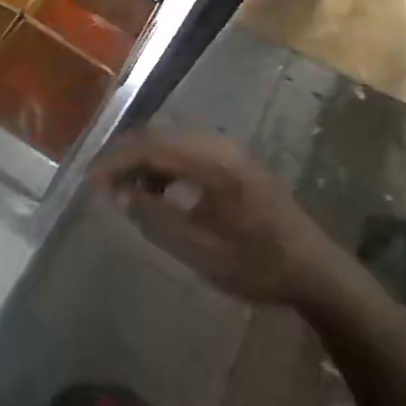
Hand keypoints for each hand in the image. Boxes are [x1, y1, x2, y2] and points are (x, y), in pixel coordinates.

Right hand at [91, 131, 340, 305]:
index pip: (153, 147)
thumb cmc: (260, 266)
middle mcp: (221, 146)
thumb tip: (123, 196)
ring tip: (121, 191)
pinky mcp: (231, 161)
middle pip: (159, 135)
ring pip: (170, 140)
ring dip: (142, 160)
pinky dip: (162, 165)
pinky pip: (185, 150)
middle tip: (99, 184)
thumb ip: (159, 219)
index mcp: (217, 164)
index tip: (90, 180)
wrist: (315, 270)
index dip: (117, 161)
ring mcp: (229, 150)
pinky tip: (154, 192)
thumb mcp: (203, 251)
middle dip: (124, 156)